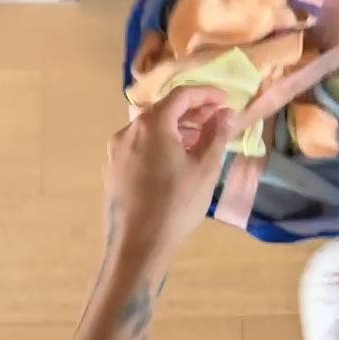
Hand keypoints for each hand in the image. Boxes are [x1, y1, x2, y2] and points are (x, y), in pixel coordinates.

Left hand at [103, 86, 233, 272]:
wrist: (138, 246)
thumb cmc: (177, 203)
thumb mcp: (205, 166)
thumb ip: (216, 133)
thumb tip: (225, 113)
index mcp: (152, 124)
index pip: (181, 95)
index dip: (206, 93)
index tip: (226, 99)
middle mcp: (128, 130)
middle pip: (163, 109)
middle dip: (192, 110)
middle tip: (216, 117)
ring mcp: (116, 151)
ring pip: (150, 128)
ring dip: (176, 127)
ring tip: (199, 139)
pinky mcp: (113, 170)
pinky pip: (140, 145)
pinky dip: (161, 142)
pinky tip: (175, 158)